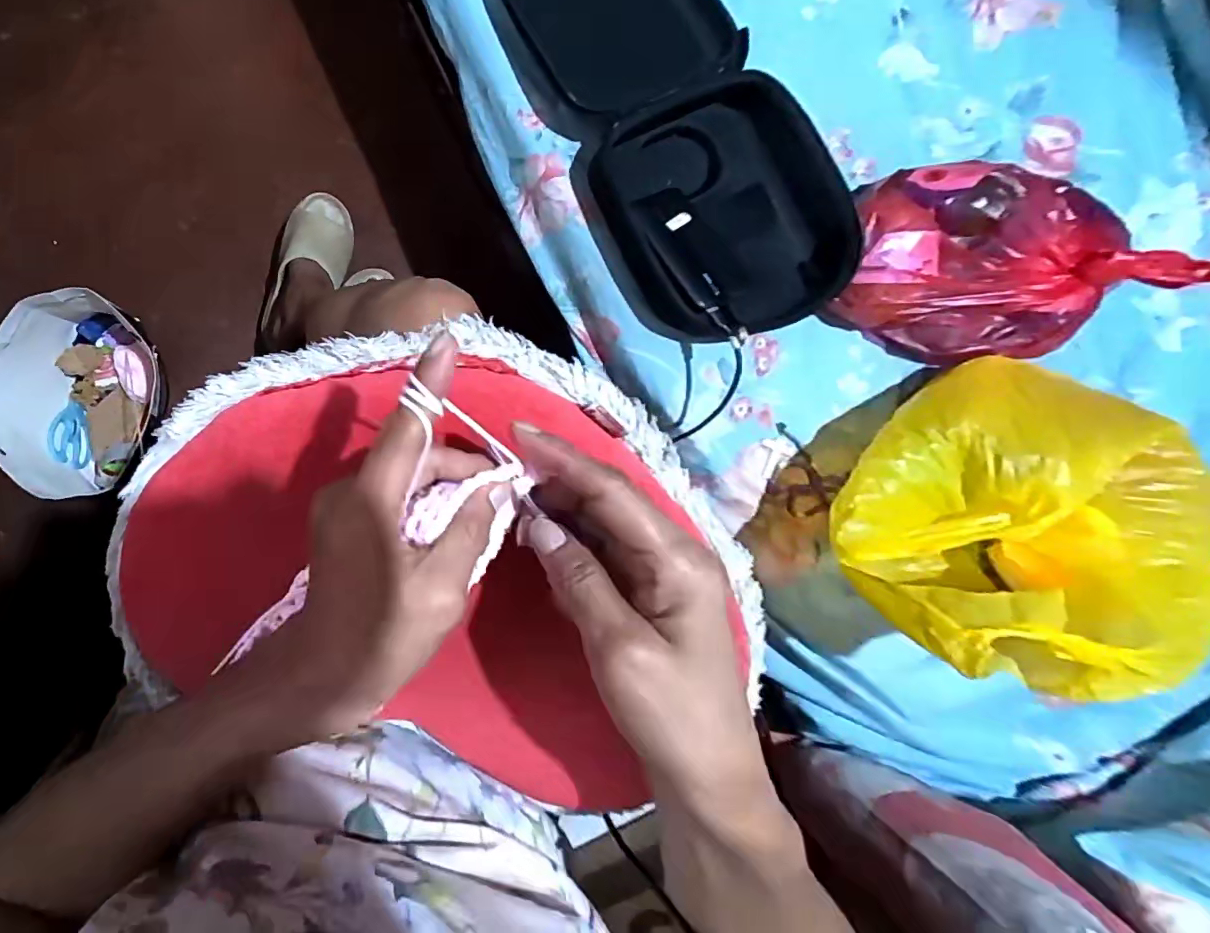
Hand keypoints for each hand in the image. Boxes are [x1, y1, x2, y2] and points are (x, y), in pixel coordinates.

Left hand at [239, 332, 509, 742]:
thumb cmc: (383, 634)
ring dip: (440, 487)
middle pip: (412, 454)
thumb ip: (469, 528)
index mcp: (372, 497)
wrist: (321, 673)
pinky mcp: (338, 521)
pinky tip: (445, 527)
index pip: (407, 424)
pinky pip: (387, 494)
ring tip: (478, 516)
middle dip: (458, 467)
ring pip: (401, 475)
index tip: (446, 338)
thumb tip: (490, 489)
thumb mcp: (441, 586)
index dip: (429, 379)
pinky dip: (419, 501)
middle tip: (500, 494)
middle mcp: (348, 488)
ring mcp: (337, 504)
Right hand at [512, 424, 768, 816]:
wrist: (705, 776)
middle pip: (607, 499)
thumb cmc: (669, 713)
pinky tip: (537, 535)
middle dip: (556, 477)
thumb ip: (579, 578)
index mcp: (677, 558)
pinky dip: (566, 539)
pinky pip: (598, 551)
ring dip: (557, 506)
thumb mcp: (618, 647)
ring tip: (513, 495)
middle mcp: (671, 553)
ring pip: (600, 522)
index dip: (563, 458)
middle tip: (504, 465)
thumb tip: (538, 522)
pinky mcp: (642, 592)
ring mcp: (657, 572)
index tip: (518, 433)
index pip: (612, 492)